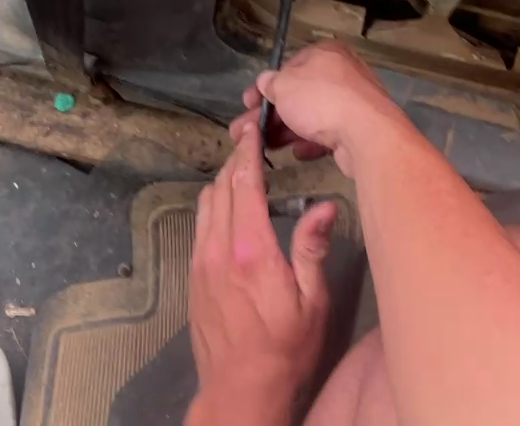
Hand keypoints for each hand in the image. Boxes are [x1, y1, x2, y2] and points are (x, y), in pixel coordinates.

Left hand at [187, 120, 337, 425]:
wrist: (239, 393)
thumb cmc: (285, 349)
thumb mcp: (312, 302)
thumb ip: (313, 248)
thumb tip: (326, 205)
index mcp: (250, 250)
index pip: (245, 183)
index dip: (249, 150)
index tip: (255, 127)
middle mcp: (219, 248)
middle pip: (222, 184)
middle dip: (237, 156)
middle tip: (253, 136)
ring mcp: (201, 260)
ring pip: (207, 200)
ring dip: (224, 178)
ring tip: (246, 166)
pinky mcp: (193, 274)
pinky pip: (200, 222)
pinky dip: (215, 202)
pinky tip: (231, 204)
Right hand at [245, 41, 415, 177]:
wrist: (365, 134)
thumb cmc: (321, 100)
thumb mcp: (284, 85)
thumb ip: (271, 83)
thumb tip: (265, 81)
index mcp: (326, 53)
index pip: (291, 65)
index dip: (267, 85)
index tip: (250, 103)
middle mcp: (342, 72)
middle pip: (300, 93)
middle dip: (272, 113)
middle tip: (249, 130)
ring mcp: (352, 101)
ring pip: (312, 115)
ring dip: (287, 130)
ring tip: (265, 146)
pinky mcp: (358, 128)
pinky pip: (328, 133)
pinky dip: (311, 141)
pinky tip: (298, 152)